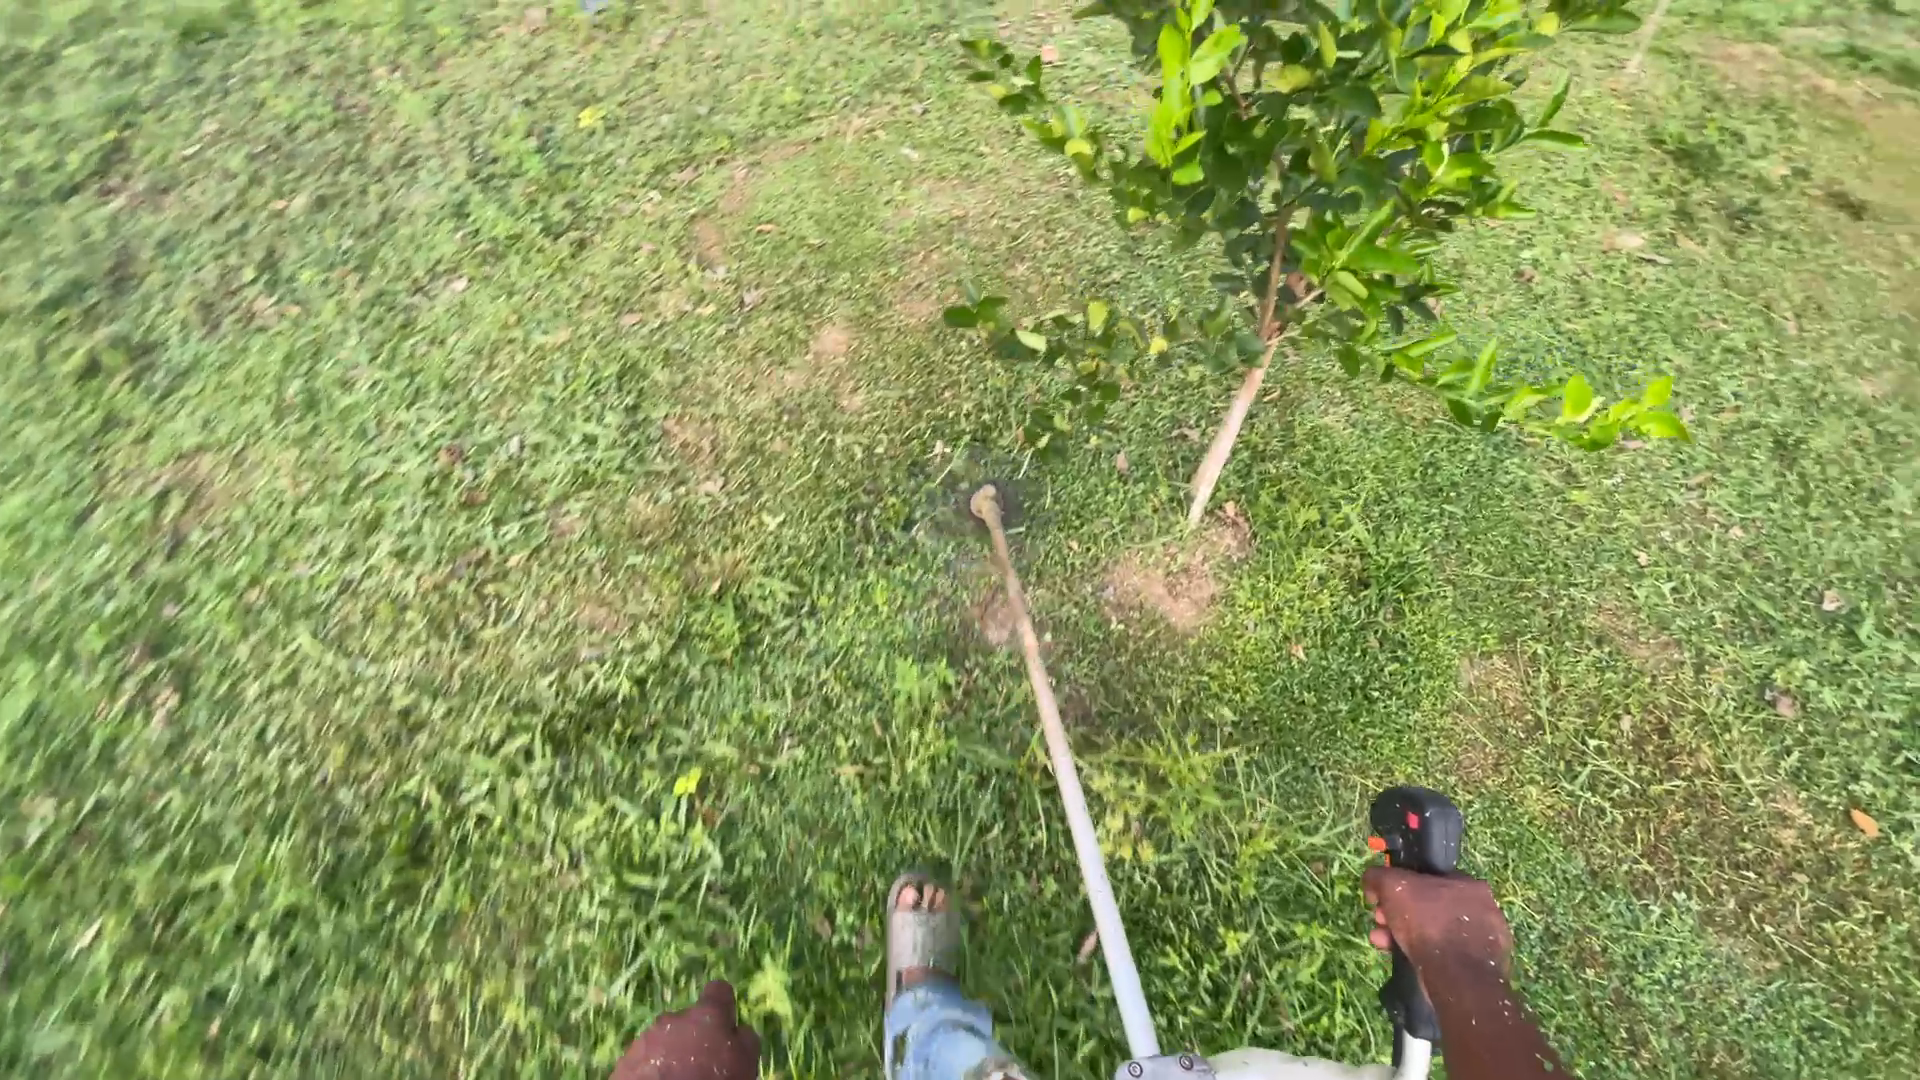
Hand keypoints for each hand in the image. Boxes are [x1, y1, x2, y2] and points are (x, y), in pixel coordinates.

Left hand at [611, 981, 760, 1079]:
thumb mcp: (744, 1063)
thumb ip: (744, 1040)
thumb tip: (739, 1030)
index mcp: (707, 1014)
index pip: (718, 991)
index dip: (722, 1006)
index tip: (724, 1025)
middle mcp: (675, 1017)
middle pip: (687, 1020)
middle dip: (691, 1037)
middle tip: (697, 1065)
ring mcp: (646, 1039)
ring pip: (662, 1040)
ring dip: (669, 1054)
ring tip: (675, 1078)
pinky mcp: (624, 1064)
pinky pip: (642, 1060)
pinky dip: (649, 1071)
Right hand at [1362, 865, 1512, 973]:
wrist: (1456, 977)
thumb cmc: (1427, 921)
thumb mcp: (1390, 884)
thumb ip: (1377, 876)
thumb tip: (1373, 886)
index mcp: (1470, 885)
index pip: (1428, 878)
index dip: (1399, 887)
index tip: (1383, 900)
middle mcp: (1483, 910)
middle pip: (1426, 905)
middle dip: (1397, 912)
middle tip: (1380, 920)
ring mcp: (1485, 941)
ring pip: (1431, 930)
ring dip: (1401, 932)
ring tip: (1382, 940)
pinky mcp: (1481, 968)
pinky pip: (1443, 952)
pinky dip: (1420, 951)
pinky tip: (1399, 955)